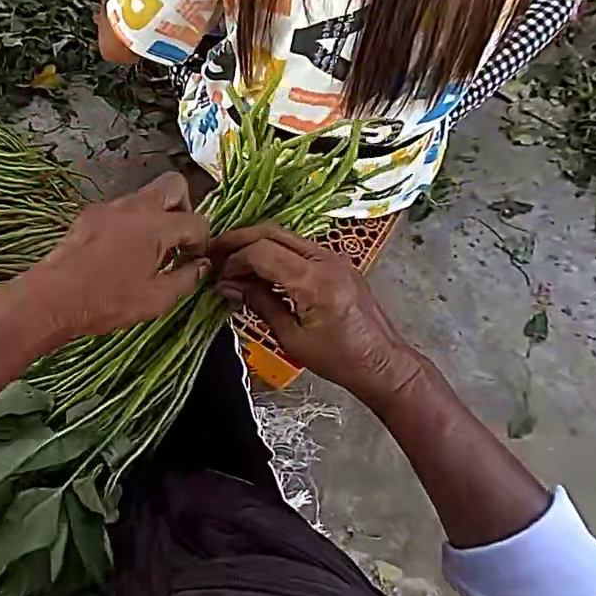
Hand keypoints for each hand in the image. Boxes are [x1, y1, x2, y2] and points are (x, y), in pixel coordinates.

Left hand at [16, 172, 210, 341]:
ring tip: (151, 253)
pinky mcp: (90, 215)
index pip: (197, 221)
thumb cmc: (107, 302)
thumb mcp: (157, 299)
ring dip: (158, 217)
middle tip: (178, 241)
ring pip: (146, 196)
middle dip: (185, 209)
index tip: (194, 262)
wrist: (51, 299)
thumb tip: (201, 266)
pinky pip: (122, 210)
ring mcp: (109, 208)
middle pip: (175, 186)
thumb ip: (186, 278)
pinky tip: (124, 254)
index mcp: (156, 225)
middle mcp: (135, 207)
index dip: (202, 242)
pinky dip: (133, 224)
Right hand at [212, 224, 426, 406]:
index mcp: (314, 281)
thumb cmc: (339, 359)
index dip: (234, 260)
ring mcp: (334, 257)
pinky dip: (274, 252)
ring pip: (285, 236)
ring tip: (231, 262)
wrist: (382, 362)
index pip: (262, 252)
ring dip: (255, 244)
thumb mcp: (292, 338)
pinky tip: (259, 269)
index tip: (217, 276)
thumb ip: (260, 304)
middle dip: (239, 240)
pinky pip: (298, 247)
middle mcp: (325, 260)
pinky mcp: (337, 262)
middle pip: (271, 233)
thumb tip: (228, 286)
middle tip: (213, 254)